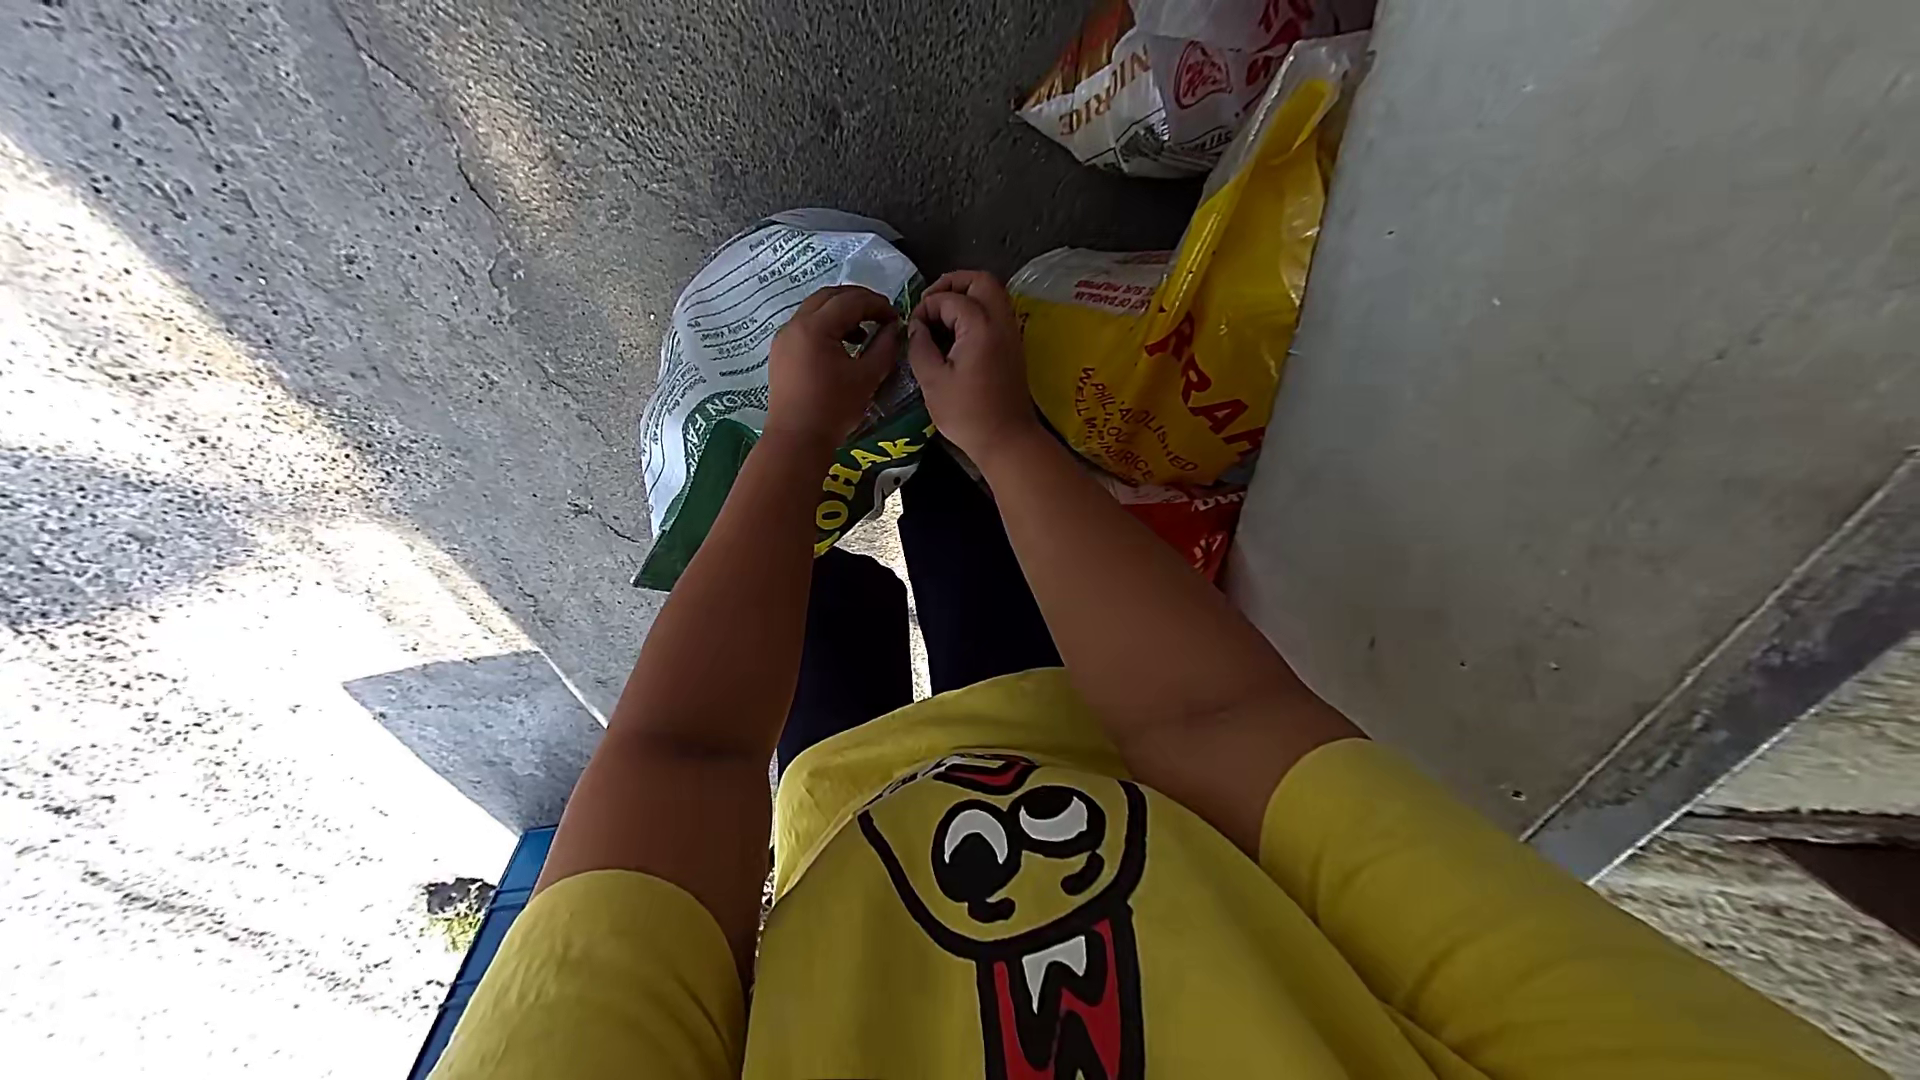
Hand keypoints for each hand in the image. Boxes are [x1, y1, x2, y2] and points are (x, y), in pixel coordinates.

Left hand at [766, 285, 902, 445]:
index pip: (851, 301)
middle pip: (829, 296)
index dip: (877, 305)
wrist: (797, 440)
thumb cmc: (834, 410)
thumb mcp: (867, 378)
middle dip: (857, 301)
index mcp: (815, 327)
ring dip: (841, 313)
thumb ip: (884, 348)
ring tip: (864, 333)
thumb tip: (894, 329)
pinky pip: (806, 327)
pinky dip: (827, 327)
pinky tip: (843, 347)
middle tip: (880, 315)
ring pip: (815, 310)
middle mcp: (795, 325)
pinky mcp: (781, 352)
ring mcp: (784, 338)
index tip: (895, 317)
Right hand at [907, 271, 1042, 461]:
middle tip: (931, 302)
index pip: (949, 298)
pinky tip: (957, 334)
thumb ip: (919, 346)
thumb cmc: (967, 414)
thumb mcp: (932, 381)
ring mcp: (1012, 334)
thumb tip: (916, 327)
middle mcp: (1001, 322)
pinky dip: (977, 312)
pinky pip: (997, 314)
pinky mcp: (1014, 348)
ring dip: (967, 296)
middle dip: (953, 283)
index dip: (926, 308)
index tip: (913, 328)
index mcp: (980, 326)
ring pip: (993, 295)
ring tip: (941, 317)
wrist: (1007, 440)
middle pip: (981, 280)